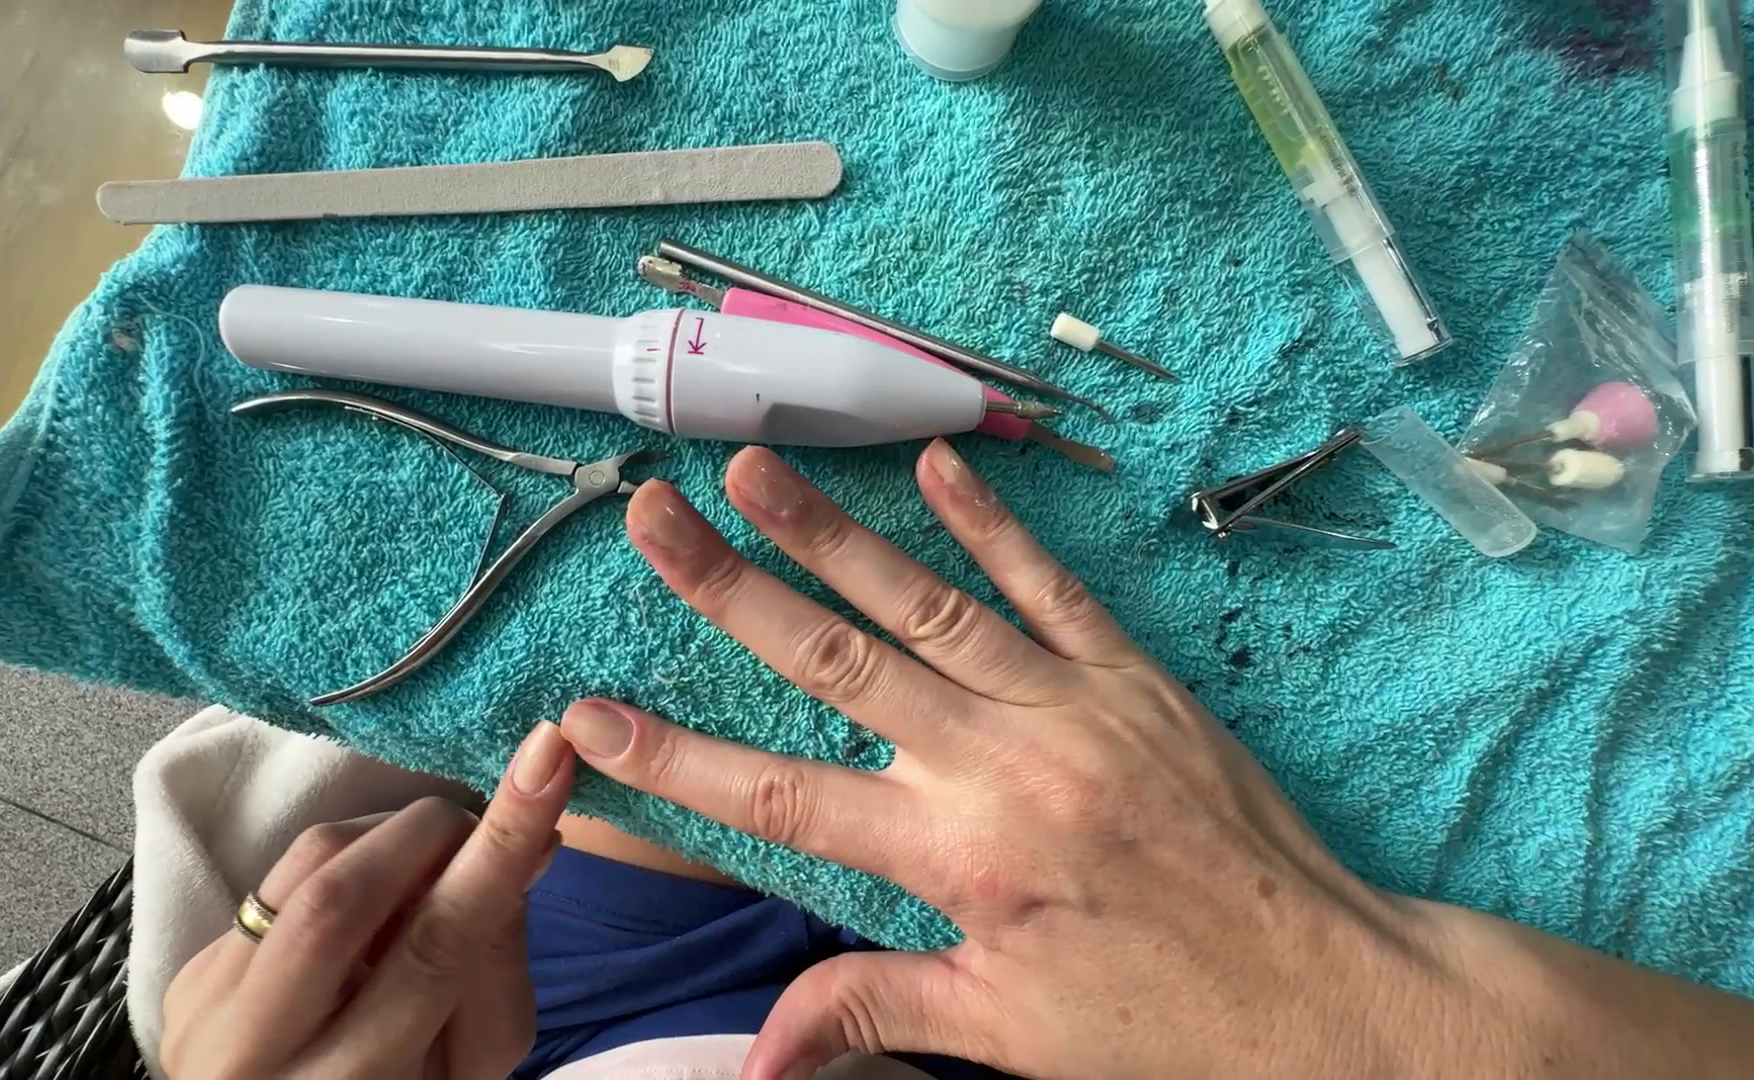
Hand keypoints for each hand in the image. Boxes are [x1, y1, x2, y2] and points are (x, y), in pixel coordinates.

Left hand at [160, 723, 574, 1079]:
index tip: (547, 754)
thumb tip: (529, 843)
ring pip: (313, 857)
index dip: (499, 843)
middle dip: (439, 829)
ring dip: (398, 837)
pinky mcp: (189, 969)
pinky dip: (360, 855)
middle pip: (345, 892)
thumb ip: (502, 958)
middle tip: (484, 830)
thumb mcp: (477, 1060)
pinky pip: (289, 867)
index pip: (436, 945)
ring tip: (429, 872)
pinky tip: (377, 900)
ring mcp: (207, 1008)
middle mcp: (249, 1056)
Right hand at [556, 442, 1454, 1079]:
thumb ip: (877, 1010)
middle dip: (729, 586)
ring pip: (923, 601)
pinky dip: (989, 522)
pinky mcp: (1125, 672)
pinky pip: (1046, 584)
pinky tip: (936, 464)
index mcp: (955, 858)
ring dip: (831, 532)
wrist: (1336, 998)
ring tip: (756, 471)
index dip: (675, 763)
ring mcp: (1062, 702)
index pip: (781, 799)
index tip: (591, 719)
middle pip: (833, 660)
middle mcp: (994, 760)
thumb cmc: (1165, 1023)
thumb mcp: (1010, 1037)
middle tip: (657, 518)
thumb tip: (761, 1054)